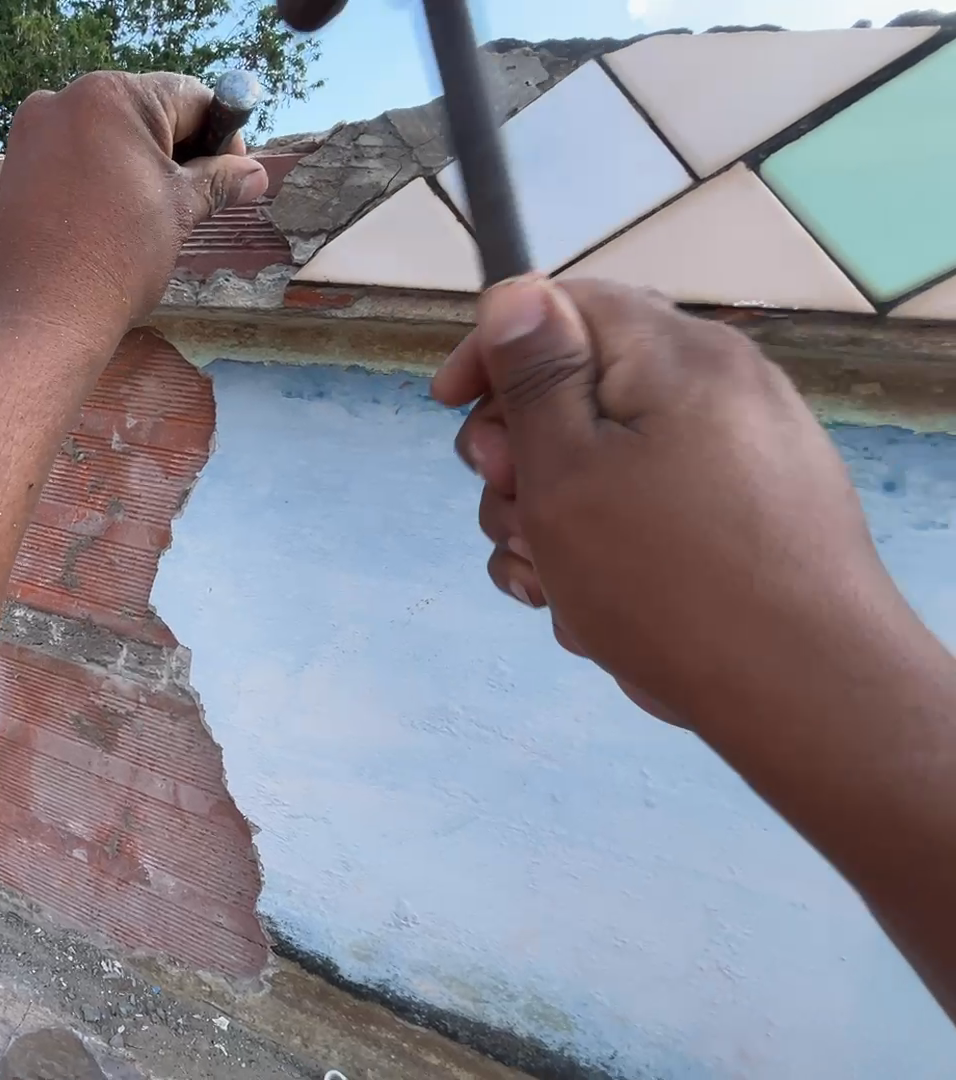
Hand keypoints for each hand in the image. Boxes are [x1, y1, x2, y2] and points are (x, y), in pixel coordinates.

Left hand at [0, 71, 269, 343]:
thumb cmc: (115, 262)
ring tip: (145, 223)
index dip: (221, 137)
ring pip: (106, 142)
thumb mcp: (179, 214)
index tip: (230, 177)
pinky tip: (108, 225)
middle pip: (143, 117)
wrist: (43, 320)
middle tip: (189, 207)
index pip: (187, 98)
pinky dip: (98, 184)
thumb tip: (255, 173)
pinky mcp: (16, 173)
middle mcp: (62, 102)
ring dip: (136, 172)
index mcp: (109, 96)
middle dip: (174, 157)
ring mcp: (32, 138)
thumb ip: (217, 182)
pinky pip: (72, 163)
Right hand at [433, 277, 910, 733]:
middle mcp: (704, 393)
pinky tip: (564, 589)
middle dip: (510, 446)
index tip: (445, 402)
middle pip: (564, 386)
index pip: (566, 304)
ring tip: (540, 565)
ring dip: (532, 508)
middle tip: (506, 494)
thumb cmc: (657, 570)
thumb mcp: (565, 466)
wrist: (790, 689)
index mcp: (675, 361)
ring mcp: (711, 456)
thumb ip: (535, 375)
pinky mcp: (708, 511)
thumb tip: (513, 291)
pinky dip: (574, 540)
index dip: (493, 345)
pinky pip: (615, 502)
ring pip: (578, 456)